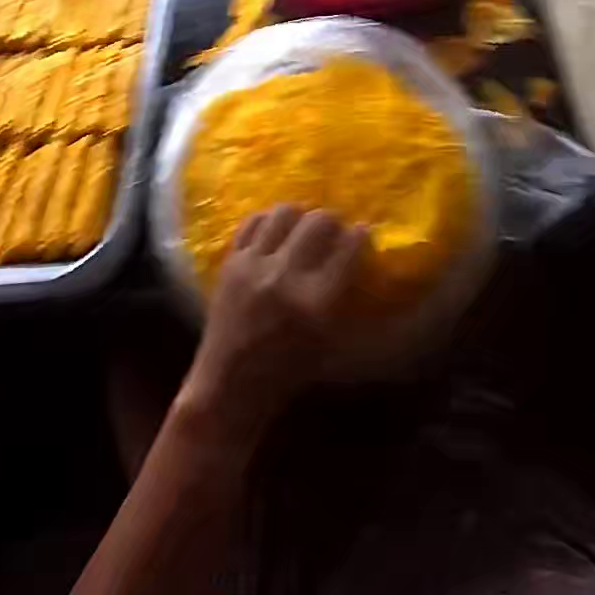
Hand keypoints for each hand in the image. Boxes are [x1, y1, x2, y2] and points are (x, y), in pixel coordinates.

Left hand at [181, 206, 365, 432]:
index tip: (364, 232)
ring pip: (283, 213)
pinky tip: (276, 229)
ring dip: (300, 215)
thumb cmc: (287, 372)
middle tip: (336, 227)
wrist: (229, 381)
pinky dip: (268, 220)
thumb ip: (345, 300)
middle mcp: (284, 275)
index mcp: (315, 302)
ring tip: (304, 224)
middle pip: (317, 222)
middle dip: (333, 220)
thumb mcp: (330, 344)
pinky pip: (251, 223)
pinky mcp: (230, 260)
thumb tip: (362, 261)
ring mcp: (253, 264)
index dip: (361, 235)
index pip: (348, 250)